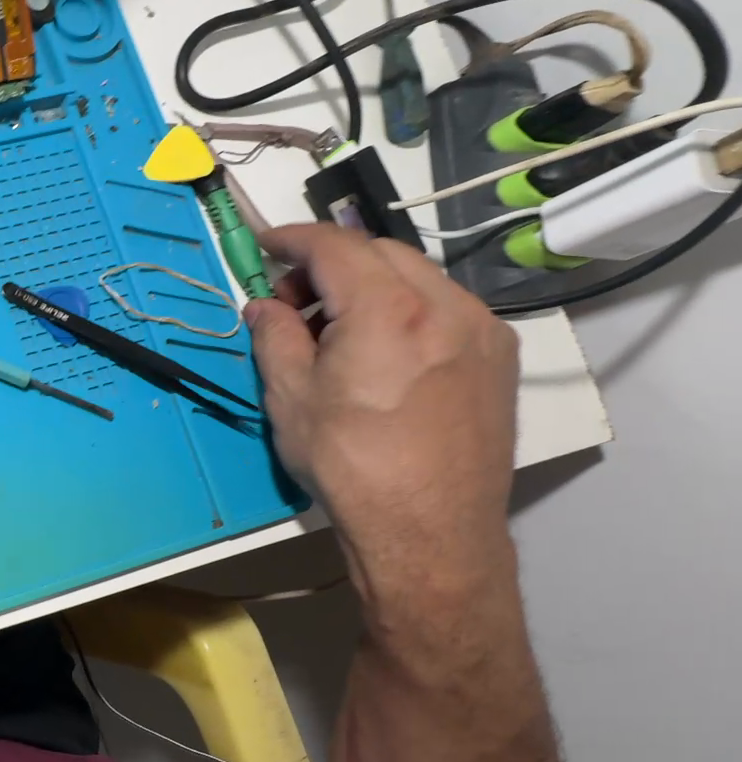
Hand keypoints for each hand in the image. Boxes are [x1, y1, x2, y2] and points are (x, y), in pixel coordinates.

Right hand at [245, 224, 520, 589]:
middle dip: (328, 263)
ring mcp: (481, 327)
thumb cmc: (347, 461)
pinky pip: (444, 307)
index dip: (292, 238)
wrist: (427, 524)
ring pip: (416, 277)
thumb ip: (274, 336)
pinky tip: (378, 351)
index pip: (335, 246)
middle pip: (380, 252)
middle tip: (289, 302)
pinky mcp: (497, 355)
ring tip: (332, 332)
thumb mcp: (289, 396)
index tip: (263, 244)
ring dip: (367, 286)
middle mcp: (445, 304)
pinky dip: (402, 309)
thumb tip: (264, 306)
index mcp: (388, 309)